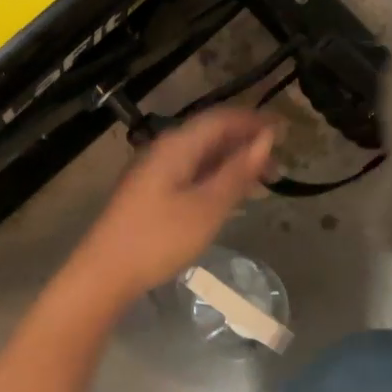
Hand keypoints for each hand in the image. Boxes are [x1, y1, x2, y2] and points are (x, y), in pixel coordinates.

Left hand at [74, 109, 275, 301]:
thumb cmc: (160, 238)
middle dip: (246, 144)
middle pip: (211, 135)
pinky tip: (231, 196)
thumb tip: (265, 140)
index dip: (254, 120)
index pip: (221, 119)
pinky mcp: (152, 192)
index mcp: (177, 145)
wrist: (106, 272)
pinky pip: (192, 172)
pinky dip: (216, 177)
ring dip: (233, 163)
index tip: (285, 130)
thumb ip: (237, 172)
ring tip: (262, 182)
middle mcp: (165, 149)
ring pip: (202, 155)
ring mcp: (156, 170)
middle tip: (278, 166)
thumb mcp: (207, 207)